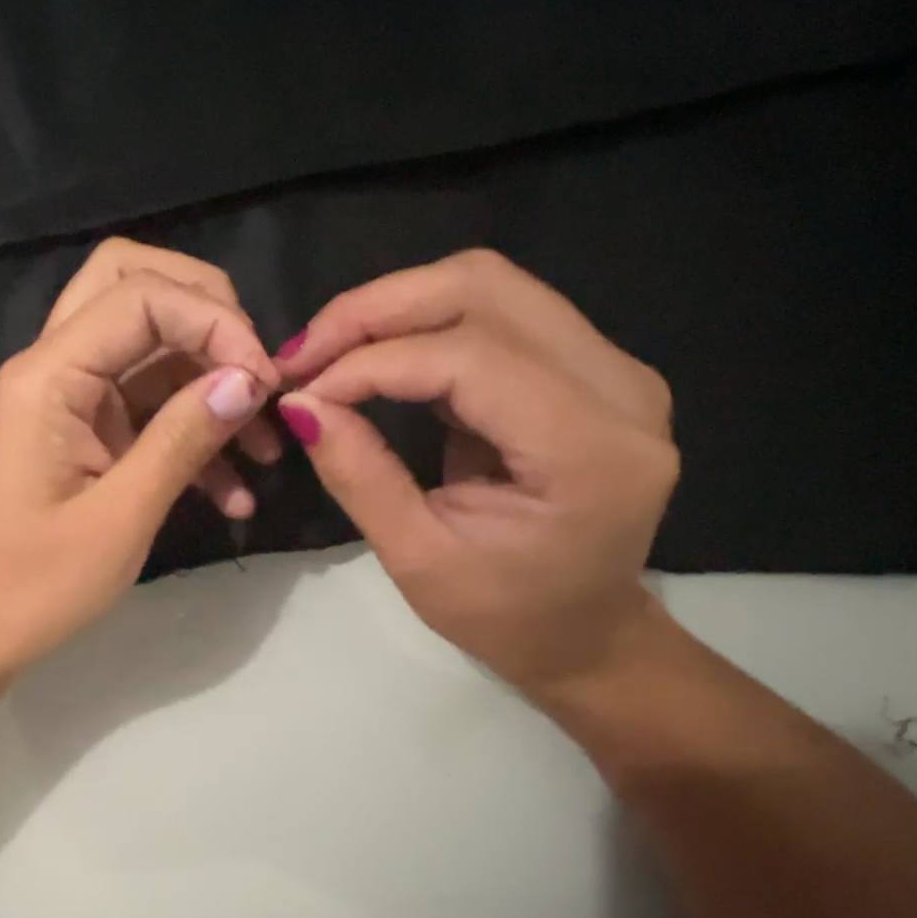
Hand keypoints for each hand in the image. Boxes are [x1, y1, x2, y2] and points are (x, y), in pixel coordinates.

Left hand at [0, 238, 281, 676]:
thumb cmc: (42, 583)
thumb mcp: (122, 517)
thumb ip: (183, 439)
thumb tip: (250, 380)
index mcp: (47, 377)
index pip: (138, 296)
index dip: (213, 321)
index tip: (262, 382)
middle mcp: (55, 367)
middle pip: (133, 285)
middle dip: (207, 314)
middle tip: (254, 371)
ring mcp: (72, 395)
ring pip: (152, 343)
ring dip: (213, 381)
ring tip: (265, 449)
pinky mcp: (91, 428)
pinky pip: (153, 401)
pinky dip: (196, 430)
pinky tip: (234, 494)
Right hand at [275, 249, 677, 694]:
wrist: (586, 633)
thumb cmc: (504, 614)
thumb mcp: (416, 557)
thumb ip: (359, 473)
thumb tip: (298, 402)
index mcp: (588, 451)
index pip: (468, 358)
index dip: (371, 362)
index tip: (298, 391)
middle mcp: (619, 387)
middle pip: (483, 288)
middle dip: (376, 309)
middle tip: (305, 352)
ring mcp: (613, 367)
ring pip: (489, 284)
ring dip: (396, 307)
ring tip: (330, 350)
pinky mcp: (591, 364)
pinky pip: (497, 310)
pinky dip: (423, 322)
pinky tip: (376, 357)